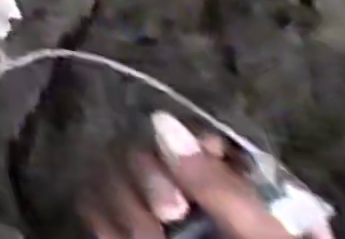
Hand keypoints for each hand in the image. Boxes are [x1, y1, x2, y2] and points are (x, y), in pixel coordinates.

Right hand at [78, 112, 332, 238]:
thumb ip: (223, 193)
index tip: (180, 170)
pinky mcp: (126, 234)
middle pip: (144, 150)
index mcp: (251, 201)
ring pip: (111, 174)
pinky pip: (93, 206)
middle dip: (142, 177)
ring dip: (121, 204)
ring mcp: (159, 220)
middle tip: (165, 216)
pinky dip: (104, 221)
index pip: (202, 142)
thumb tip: (159, 118)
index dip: (182, 145)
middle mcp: (198, 201)